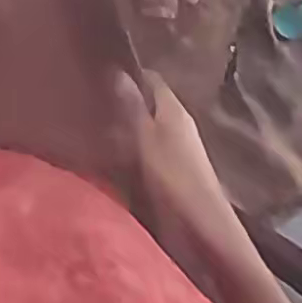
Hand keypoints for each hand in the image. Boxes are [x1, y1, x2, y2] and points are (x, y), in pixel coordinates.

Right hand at [116, 70, 238, 250]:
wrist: (207, 230)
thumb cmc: (174, 177)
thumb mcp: (145, 139)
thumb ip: (132, 106)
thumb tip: (118, 72)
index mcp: (173, 108)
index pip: (150, 78)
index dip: (129, 73)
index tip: (103, 74)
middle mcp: (179, 121)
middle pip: (150, 101)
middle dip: (125, 100)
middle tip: (94, 101)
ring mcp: (180, 145)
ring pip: (149, 124)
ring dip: (129, 125)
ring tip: (98, 126)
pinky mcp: (177, 168)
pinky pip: (151, 146)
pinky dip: (135, 146)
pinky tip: (115, 155)